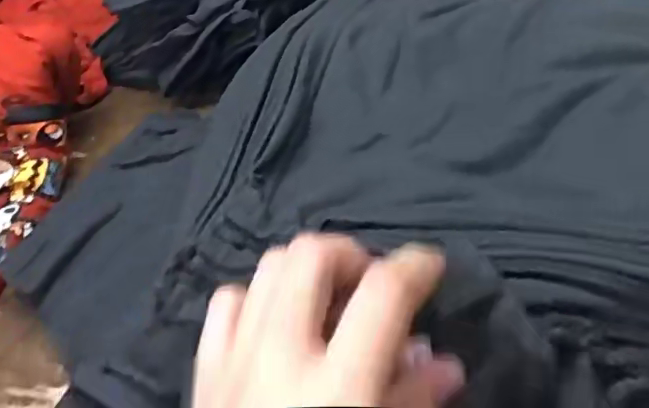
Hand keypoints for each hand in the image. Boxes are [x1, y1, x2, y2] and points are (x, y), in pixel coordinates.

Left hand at [194, 234, 464, 407]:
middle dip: (350, 255)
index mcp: (335, 389)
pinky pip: (228, 303)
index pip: (382, 293)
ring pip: (268, 266)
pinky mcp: (204, 373)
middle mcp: (279, 356)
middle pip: (312, 255)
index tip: (431, 264)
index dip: (415, 267)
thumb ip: (412, 404)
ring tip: (331, 300)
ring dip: (306, 270)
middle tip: (372, 284)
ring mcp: (234, 359)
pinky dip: (257, 299)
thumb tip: (444, 361)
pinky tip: (277, 325)